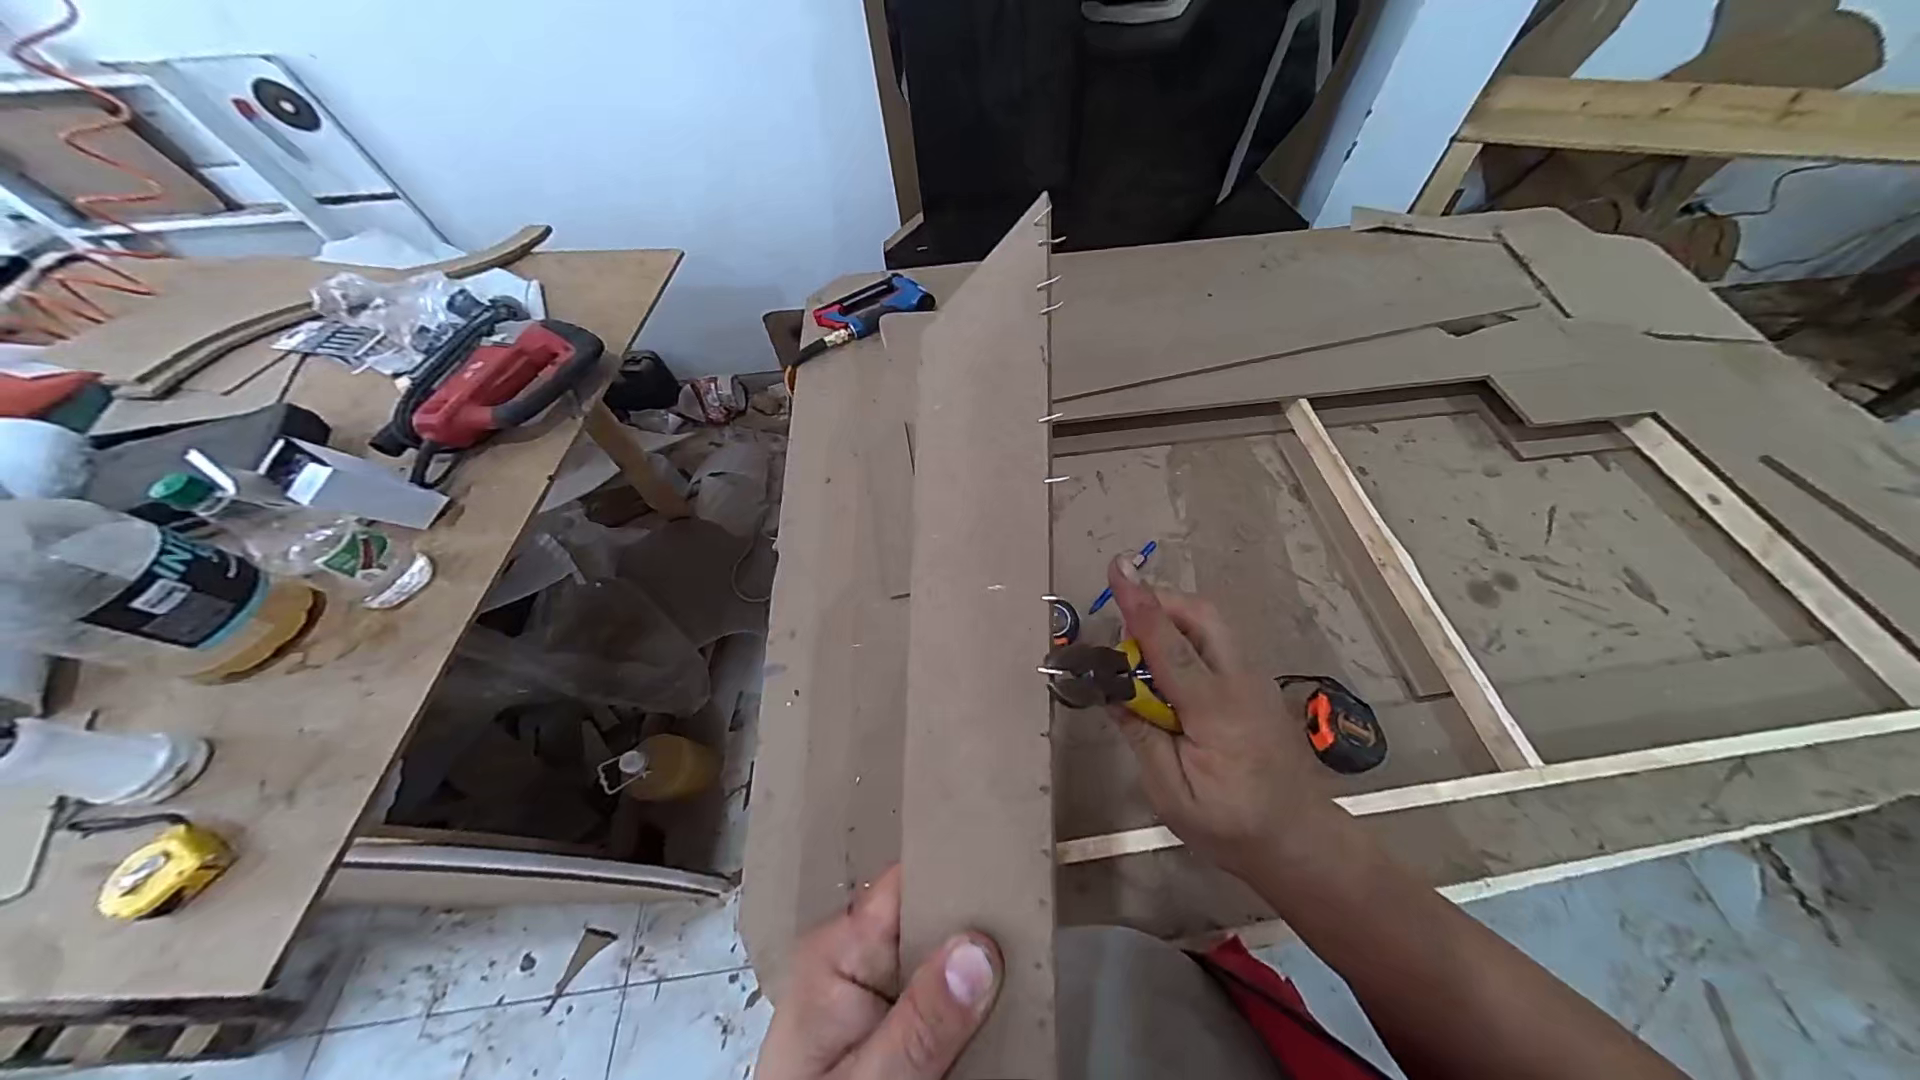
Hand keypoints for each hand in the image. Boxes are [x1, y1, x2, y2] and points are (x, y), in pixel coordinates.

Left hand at [756, 865, 1001, 1079]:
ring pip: (934, 951)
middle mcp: (851, 951)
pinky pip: (930, 985)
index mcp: (837, 948)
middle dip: (973, 925)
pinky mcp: (881, 1012)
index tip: (1011, 878)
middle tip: (1029, 933)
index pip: (906, 882)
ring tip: (1020, 962)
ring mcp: (866, 981)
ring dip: (974, 964)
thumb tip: (980, 949)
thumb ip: (921, 1022)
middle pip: (926, 913)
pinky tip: (989, 1001)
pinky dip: (960, 993)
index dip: (958, 874)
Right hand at [1104, 554, 1336, 877]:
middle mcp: (1239, 683)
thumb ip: (1141, 736)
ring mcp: (1253, 681)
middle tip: (1123, 627)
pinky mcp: (1254, 686)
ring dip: (1171, 621)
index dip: (1140, 606)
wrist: (1299, 841)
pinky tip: (1168, 675)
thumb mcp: (1171, 792)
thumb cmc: (1231, 826)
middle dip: (1159, 603)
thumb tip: (1112, 692)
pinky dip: (1185, 639)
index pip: (1170, 647)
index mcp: (1215, 710)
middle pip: (1201, 616)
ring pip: (1211, 625)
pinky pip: (1216, 643)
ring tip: (1140, 654)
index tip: (1118, 568)